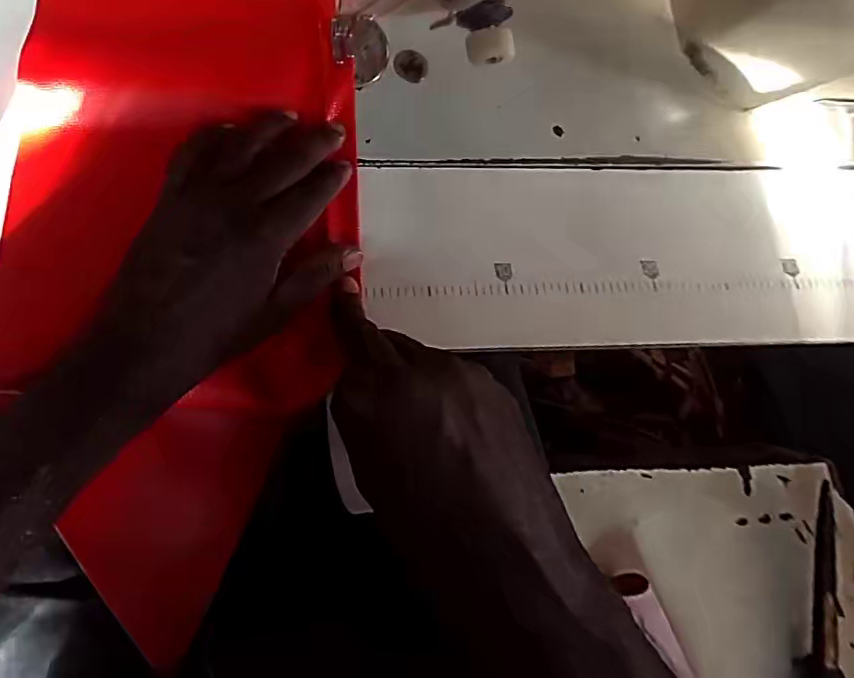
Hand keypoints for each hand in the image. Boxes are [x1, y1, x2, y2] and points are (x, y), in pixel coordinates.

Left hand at [82, 113, 357, 407]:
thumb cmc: (213, 333)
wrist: (144, 338)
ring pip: (238, 146)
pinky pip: (191, 153)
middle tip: (331, 129)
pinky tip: (224, 130)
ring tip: (287, 116)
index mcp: (265, 235)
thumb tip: (352, 253)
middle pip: (282, 160)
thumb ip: (313, 278)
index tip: (345, 164)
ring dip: (266, 126)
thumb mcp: (272, 314)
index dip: (331, 176)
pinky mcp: (170, 195)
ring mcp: (198, 194)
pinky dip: (210, 136)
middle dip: (312, 142)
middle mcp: (235, 203)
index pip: (310, 194)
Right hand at [331, 288, 674, 677]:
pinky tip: (458, 433)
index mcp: (372, 393)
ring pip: (423, 360)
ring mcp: (460, 373)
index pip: (351, 333)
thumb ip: (358, 414)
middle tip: (380, 396)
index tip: (341, 291)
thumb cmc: (423, 530)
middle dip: (378, 361)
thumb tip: (354, 387)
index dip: (344, 312)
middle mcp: (415, 369)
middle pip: (386, 342)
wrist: (512, 561)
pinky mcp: (494, 384)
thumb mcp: (369, 471)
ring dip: (414, 379)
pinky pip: (456, 377)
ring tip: (425, 424)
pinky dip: (446, 393)